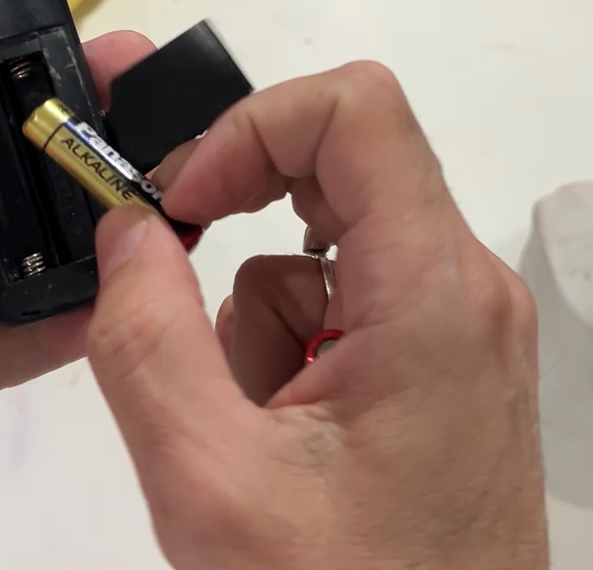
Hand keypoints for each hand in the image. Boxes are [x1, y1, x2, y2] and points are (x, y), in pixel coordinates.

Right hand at [86, 62, 547, 569]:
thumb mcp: (212, 484)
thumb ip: (147, 339)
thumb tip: (128, 227)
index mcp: (433, 289)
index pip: (357, 108)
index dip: (255, 123)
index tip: (188, 197)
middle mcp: (464, 281)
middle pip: (342, 156)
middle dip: (244, 191)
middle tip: (174, 255)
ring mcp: (459, 316)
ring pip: (328, 231)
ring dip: (261, 296)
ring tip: (249, 409)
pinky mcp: (442, 350)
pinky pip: (344, 287)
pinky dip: (290, 331)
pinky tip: (284, 422)